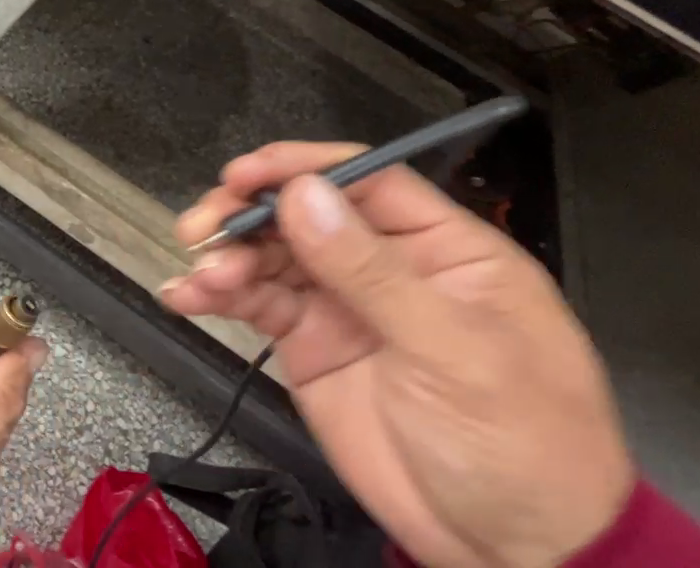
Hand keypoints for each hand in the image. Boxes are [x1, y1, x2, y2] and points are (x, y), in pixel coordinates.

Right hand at [159, 143, 634, 567]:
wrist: (503, 549)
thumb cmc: (516, 445)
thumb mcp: (454, 354)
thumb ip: (371, 271)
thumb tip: (301, 193)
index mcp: (443, 253)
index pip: (364, 182)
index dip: (299, 169)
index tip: (241, 177)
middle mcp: (384, 265)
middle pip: (298, 211)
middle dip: (243, 214)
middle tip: (201, 230)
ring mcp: (339, 302)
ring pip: (265, 252)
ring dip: (223, 256)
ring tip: (201, 280)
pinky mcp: (303, 339)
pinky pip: (248, 299)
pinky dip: (209, 292)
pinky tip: (184, 296)